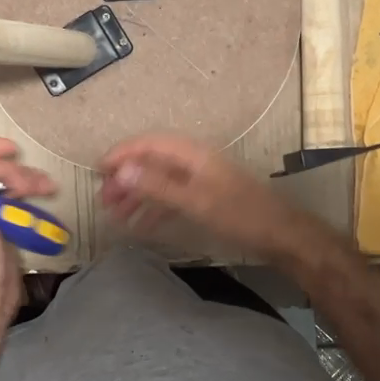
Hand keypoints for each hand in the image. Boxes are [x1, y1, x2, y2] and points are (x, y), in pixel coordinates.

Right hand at [98, 133, 298, 253]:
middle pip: (150, 163)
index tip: (98, 170)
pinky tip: (139, 225)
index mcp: (191, 155)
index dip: (122, 154)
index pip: (148, 144)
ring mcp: (199, 180)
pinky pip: (170, 198)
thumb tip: (121, 171)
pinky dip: (153, 208)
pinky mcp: (204, 198)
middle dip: (125, 179)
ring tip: (115, 214)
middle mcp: (193, 162)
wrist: (281, 235)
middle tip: (103, 199)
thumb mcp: (194, 201)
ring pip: (158, 182)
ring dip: (136, 196)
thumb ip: (157, 185)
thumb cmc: (240, 214)